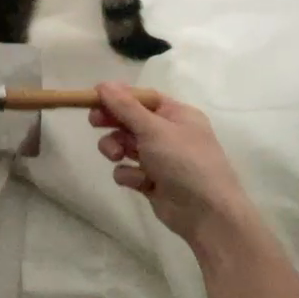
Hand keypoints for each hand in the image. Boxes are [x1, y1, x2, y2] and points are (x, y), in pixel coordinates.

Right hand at [89, 82, 256, 245]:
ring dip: (115, 148)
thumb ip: (125, 107)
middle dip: (112, 123)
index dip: (118, 97)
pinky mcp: (150, 180)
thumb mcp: (154, 129)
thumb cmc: (185, 162)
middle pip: (130, 120)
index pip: (142, 98)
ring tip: (116, 156)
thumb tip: (104, 84)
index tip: (92, 98)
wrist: (206, 213)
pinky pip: (127, 169)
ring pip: (123, 145)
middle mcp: (168, 134)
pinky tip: (140, 182)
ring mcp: (159, 158)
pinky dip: (129, 174)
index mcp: (177, 116)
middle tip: (95, 123)